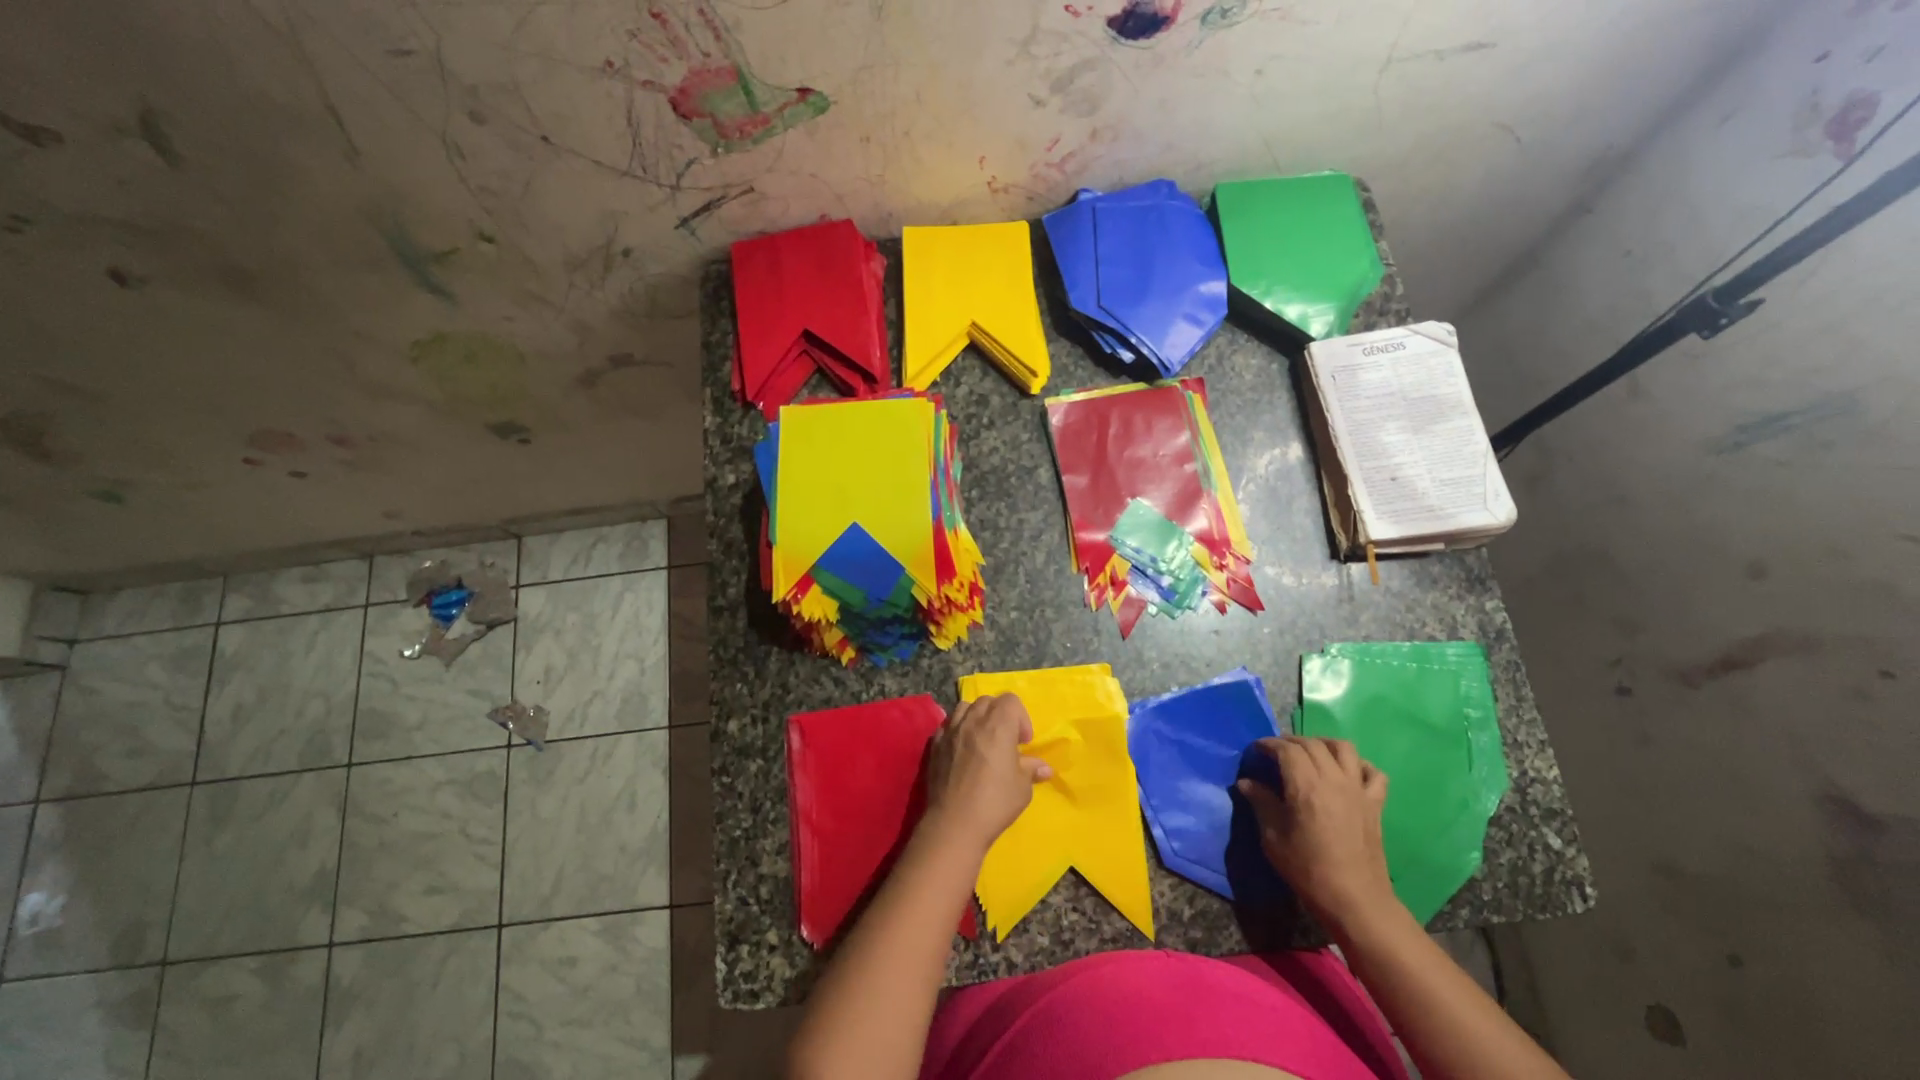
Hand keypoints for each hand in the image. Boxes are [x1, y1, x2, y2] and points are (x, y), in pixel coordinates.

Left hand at [923, 695, 1051, 852]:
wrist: (954, 823)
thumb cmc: (995, 802)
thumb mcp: (1022, 787)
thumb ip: (1031, 770)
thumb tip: (1044, 768)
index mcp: (998, 725)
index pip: (1011, 700)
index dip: (1021, 718)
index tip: (1023, 742)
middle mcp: (972, 721)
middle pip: (987, 701)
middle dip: (999, 715)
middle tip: (1005, 741)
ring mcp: (950, 731)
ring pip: (964, 708)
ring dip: (976, 718)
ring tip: (982, 741)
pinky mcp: (934, 745)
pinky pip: (947, 725)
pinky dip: (957, 730)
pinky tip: (962, 751)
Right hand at [1237, 736, 1396, 929]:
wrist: (1354, 898)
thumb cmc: (1307, 870)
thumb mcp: (1273, 838)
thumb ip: (1261, 804)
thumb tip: (1247, 783)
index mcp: (1306, 786)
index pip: (1287, 750)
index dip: (1269, 744)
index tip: (1256, 749)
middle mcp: (1334, 779)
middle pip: (1313, 744)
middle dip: (1291, 741)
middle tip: (1276, 751)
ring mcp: (1359, 789)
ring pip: (1344, 748)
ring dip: (1324, 744)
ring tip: (1311, 753)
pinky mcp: (1375, 803)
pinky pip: (1372, 772)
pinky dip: (1359, 765)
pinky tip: (1347, 773)